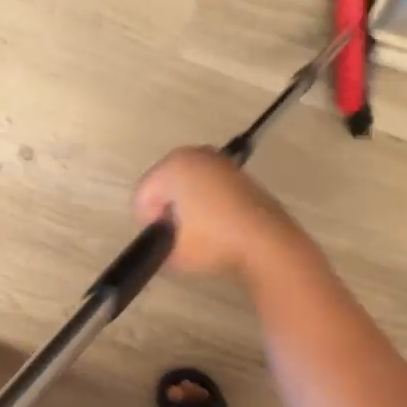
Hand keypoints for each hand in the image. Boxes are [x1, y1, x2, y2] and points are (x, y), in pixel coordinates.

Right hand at [134, 146, 303, 277]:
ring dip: (186, 203)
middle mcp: (195, 154)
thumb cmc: (212, 242)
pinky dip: (205, 200)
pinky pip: (208, 185)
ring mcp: (219, 160)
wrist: (264, 240)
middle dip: (166, 208)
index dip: (148, 222)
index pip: (143, 195)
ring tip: (197, 231)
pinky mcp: (237, 172)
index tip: (163, 240)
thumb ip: (155, 243)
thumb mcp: (172, 253)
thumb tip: (161, 238)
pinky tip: (214, 223)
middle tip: (177, 235)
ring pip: (187, 182)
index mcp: (173, 166)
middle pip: (164, 183)